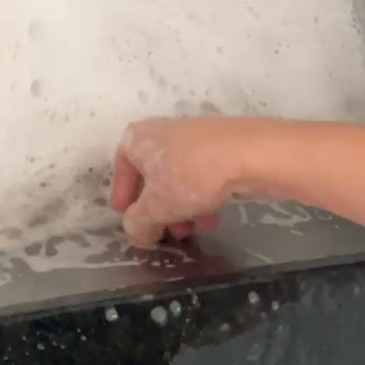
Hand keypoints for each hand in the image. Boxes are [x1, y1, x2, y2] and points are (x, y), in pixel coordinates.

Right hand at [110, 116, 250, 247]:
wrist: (244, 153)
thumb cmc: (188, 175)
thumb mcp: (157, 207)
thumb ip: (138, 223)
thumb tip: (134, 233)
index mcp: (136, 139)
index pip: (120, 167)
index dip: (122, 194)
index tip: (125, 215)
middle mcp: (157, 132)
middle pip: (150, 175)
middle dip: (156, 207)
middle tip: (163, 231)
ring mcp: (187, 136)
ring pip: (175, 177)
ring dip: (179, 206)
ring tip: (191, 230)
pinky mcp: (213, 144)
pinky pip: (197, 173)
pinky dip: (199, 195)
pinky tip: (212, 217)